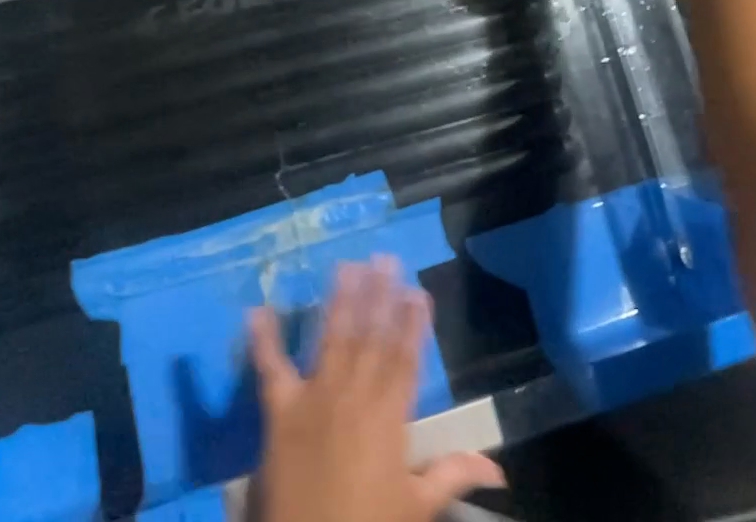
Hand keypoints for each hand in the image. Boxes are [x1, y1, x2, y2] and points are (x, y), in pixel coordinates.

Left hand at [248, 257, 503, 521]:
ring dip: (339, 301)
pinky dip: (263, 340)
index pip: (405, 359)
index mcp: (388, 415)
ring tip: (346, 266)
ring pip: (331, 339)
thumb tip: (498, 467)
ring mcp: (313, 399)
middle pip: (370, 337)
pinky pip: (270, 369)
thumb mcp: (417, 506)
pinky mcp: (278, 412)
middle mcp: (352, 395)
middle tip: (384, 258)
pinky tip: (257, 310)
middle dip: (379, 296)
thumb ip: (452, 474)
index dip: (413, 324)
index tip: (418, 290)